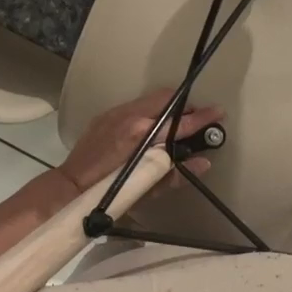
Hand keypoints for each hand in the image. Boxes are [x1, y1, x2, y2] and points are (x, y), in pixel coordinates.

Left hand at [56, 88, 222, 192]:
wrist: (73, 185)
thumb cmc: (111, 192)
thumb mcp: (147, 188)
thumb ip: (176, 173)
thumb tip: (204, 162)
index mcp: (143, 135)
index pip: (180, 122)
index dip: (202, 118)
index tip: (218, 112)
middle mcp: (131, 116)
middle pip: (166, 98)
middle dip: (185, 106)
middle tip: (199, 117)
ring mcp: (117, 112)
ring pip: (151, 100)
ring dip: (168, 107)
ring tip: (178, 121)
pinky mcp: (107, 114)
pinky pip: (136, 105)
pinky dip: (151, 111)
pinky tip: (154, 126)